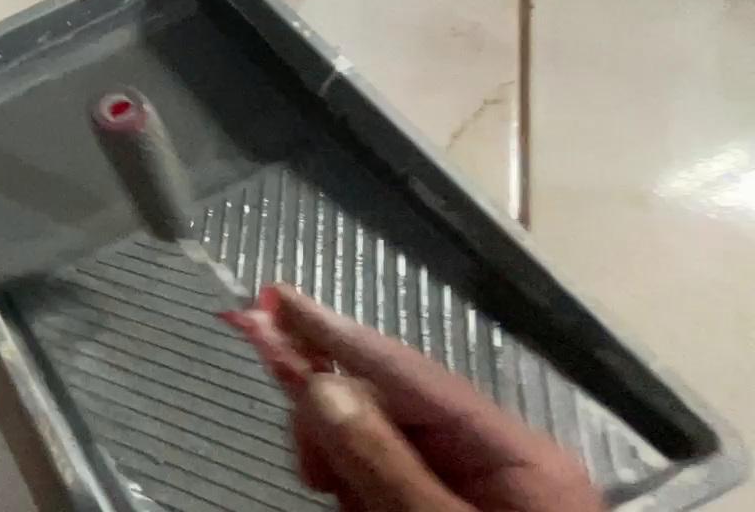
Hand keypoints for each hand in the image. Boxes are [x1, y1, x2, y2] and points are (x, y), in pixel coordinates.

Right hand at [264, 285, 604, 511]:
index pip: (401, 368)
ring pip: (370, 431)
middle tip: (309, 469)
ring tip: (332, 494)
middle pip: (381, 398)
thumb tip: (317, 380)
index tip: (271, 294)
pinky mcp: (443, 503)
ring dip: (338, 457)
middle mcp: (493, 456)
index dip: (331, 330)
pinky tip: (350, 502)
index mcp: (513, 454)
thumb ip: (380, 461)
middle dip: (333, 419)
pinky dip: (352, 479)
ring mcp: (471, 483)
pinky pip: (378, 466)